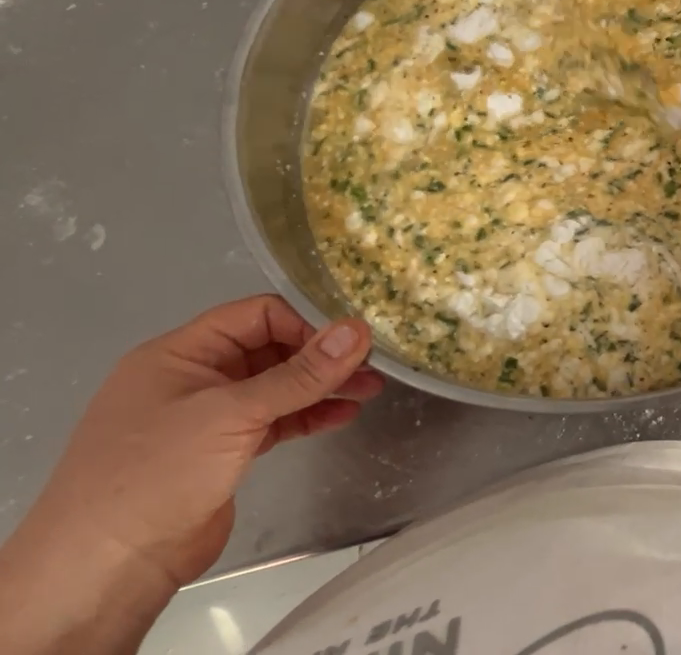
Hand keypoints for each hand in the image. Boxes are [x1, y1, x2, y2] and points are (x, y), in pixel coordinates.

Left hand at [13, 295, 380, 590]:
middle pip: (273, 349)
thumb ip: (301, 373)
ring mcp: (208, 416)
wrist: (105, 567)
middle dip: (324, 357)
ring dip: (325, 386)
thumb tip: (358, 329)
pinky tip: (343, 416)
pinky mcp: (224, 450)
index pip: (257, 316)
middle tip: (374, 366)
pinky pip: (277, 418)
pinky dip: (311, 414)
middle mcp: (193, 379)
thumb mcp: (232, 414)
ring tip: (371, 390)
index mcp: (178, 356)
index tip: (349, 344)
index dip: (305, 324)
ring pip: (280, 386)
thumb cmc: (156, 473)